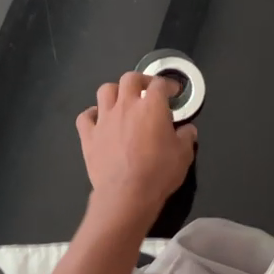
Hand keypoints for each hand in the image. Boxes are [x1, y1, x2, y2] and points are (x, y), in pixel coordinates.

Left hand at [75, 72, 197, 237]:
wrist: (127, 195)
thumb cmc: (159, 172)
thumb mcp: (184, 155)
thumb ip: (187, 137)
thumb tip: (188, 130)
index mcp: (152, 106)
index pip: (160, 84)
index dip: (169, 85)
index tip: (173, 92)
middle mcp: (126, 105)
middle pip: (130, 78)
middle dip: (141, 81)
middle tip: (148, 90)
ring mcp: (104, 119)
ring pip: (105, 91)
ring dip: (115, 92)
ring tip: (122, 102)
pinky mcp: (88, 135)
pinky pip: (85, 116)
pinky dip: (92, 115)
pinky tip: (99, 121)